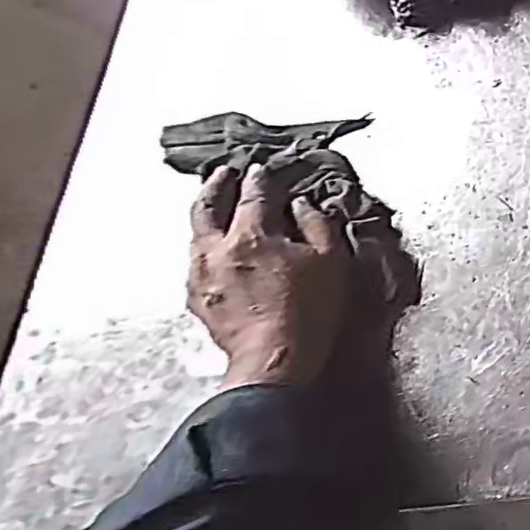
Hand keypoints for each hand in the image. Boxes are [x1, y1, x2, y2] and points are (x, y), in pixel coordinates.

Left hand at [188, 165, 350, 388]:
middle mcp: (218, 250)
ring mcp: (202, 275)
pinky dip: (209, 247)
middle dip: (218, 185)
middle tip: (226, 173)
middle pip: (209, 206)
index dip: (263, 179)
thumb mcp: (331, 261)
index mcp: (252, 236)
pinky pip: (199, 261)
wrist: (275, 359)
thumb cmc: (309, 310)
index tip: (265, 170)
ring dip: (210, 215)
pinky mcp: (198, 298)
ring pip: (198, 233)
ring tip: (221, 208)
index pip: (256, 195)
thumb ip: (317, 225)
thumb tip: (302, 205)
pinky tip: (221, 251)